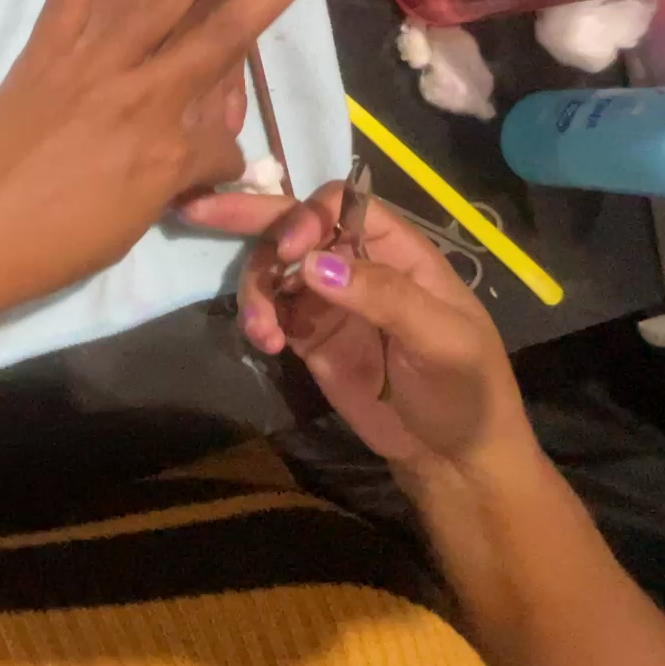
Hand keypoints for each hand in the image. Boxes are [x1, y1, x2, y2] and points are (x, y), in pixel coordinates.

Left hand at [0, 0, 324, 321]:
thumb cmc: (46, 248)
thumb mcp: (124, 230)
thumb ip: (164, 187)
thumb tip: (189, 167)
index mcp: (167, 158)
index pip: (221, 145)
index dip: (224, 161)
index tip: (210, 173)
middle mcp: (142, 100)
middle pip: (219, 39)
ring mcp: (91, 69)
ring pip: (159, 0)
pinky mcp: (44, 55)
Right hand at [179, 184, 536, 476]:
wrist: (451, 459)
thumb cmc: (466, 390)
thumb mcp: (442, 340)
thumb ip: (383, 295)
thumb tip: (312, 264)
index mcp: (395, 250)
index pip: (341, 206)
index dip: (307, 215)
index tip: (290, 251)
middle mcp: (353, 262)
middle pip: (293, 225)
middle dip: (247, 217)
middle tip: (198, 211)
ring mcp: (325, 297)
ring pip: (271, 269)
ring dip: (254, 290)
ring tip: (261, 332)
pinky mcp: (305, 332)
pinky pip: (267, 310)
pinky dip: (256, 320)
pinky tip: (264, 343)